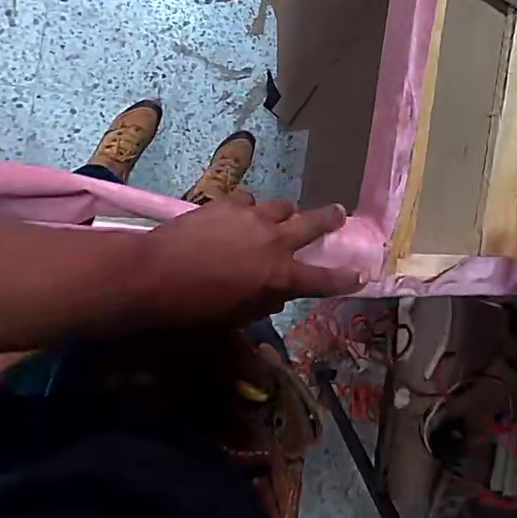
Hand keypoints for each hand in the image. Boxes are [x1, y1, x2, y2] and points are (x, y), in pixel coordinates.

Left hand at [120, 198, 361, 330]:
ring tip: (281, 217)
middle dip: (330, 219)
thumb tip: (278, 291)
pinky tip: (239, 215)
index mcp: (280, 276)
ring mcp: (253, 217)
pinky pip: (250, 201)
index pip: (323, 279)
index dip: (345, 277)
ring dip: (286, 214)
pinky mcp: (230, 202)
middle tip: (339, 214)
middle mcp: (275, 241)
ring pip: (283, 206)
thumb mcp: (237, 316)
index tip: (361, 273)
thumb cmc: (195, 308)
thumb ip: (265, 300)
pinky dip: (250, 209)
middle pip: (313, 224)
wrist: (155, 274)